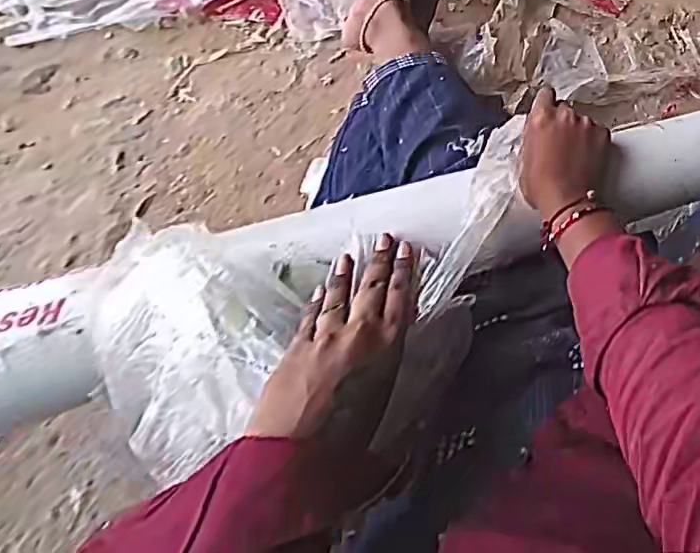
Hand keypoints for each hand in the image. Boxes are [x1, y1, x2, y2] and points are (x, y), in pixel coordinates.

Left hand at [247, 235, 415, 445]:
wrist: (290, 460)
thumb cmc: (345, 447)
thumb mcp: (385, 413)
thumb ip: (394, 389)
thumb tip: (406, 395)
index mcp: (387, 346)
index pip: (402, 297)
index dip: (406, 272)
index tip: (409, 251)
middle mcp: (359, 334)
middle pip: (372, 288)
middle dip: (381, 261)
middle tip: (386, 239)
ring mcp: (325, 338)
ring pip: (339, 296)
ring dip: (346, 275)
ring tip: (350, 256)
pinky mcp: (296, 349)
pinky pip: (311, 316)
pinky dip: (318, 301)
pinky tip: (322, 290)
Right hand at [519, 86, 611, 221]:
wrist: (568, 202)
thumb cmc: (541, 186)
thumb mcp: (524, 157)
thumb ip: (532, 136)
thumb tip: (537, 132)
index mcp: (541, 117)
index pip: (546, 95)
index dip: (547, 104)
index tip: (549, 112)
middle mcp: (564, 114)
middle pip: (565, 109)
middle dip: (563, 121)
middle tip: (562, 141)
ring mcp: (586, 123)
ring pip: (583, 121)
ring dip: (580, 132)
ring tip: (577, 154)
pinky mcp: (603, 134)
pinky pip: (598, 132)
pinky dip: (595, 141)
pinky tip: (589, 157)